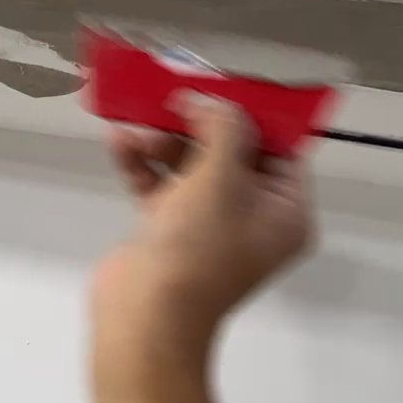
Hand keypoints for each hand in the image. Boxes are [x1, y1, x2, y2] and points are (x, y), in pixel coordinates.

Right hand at [94, 95, 313, 371]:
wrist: (145, 318)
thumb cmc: (196, 247)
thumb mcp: (219, 177)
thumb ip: (222, 128)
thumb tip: (208, 102)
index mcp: (284, 211)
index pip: (280, 149)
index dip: (251, 114)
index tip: (220, 84)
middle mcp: (252, 216)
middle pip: (230, 153)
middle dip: (195, 125)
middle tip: (168, 96)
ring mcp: (208, 224)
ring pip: (190, 166)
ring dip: (161, 142)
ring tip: (132, 125)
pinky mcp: (169, 228)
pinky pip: (161, 185)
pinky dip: (142, 164)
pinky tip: (118, 143)